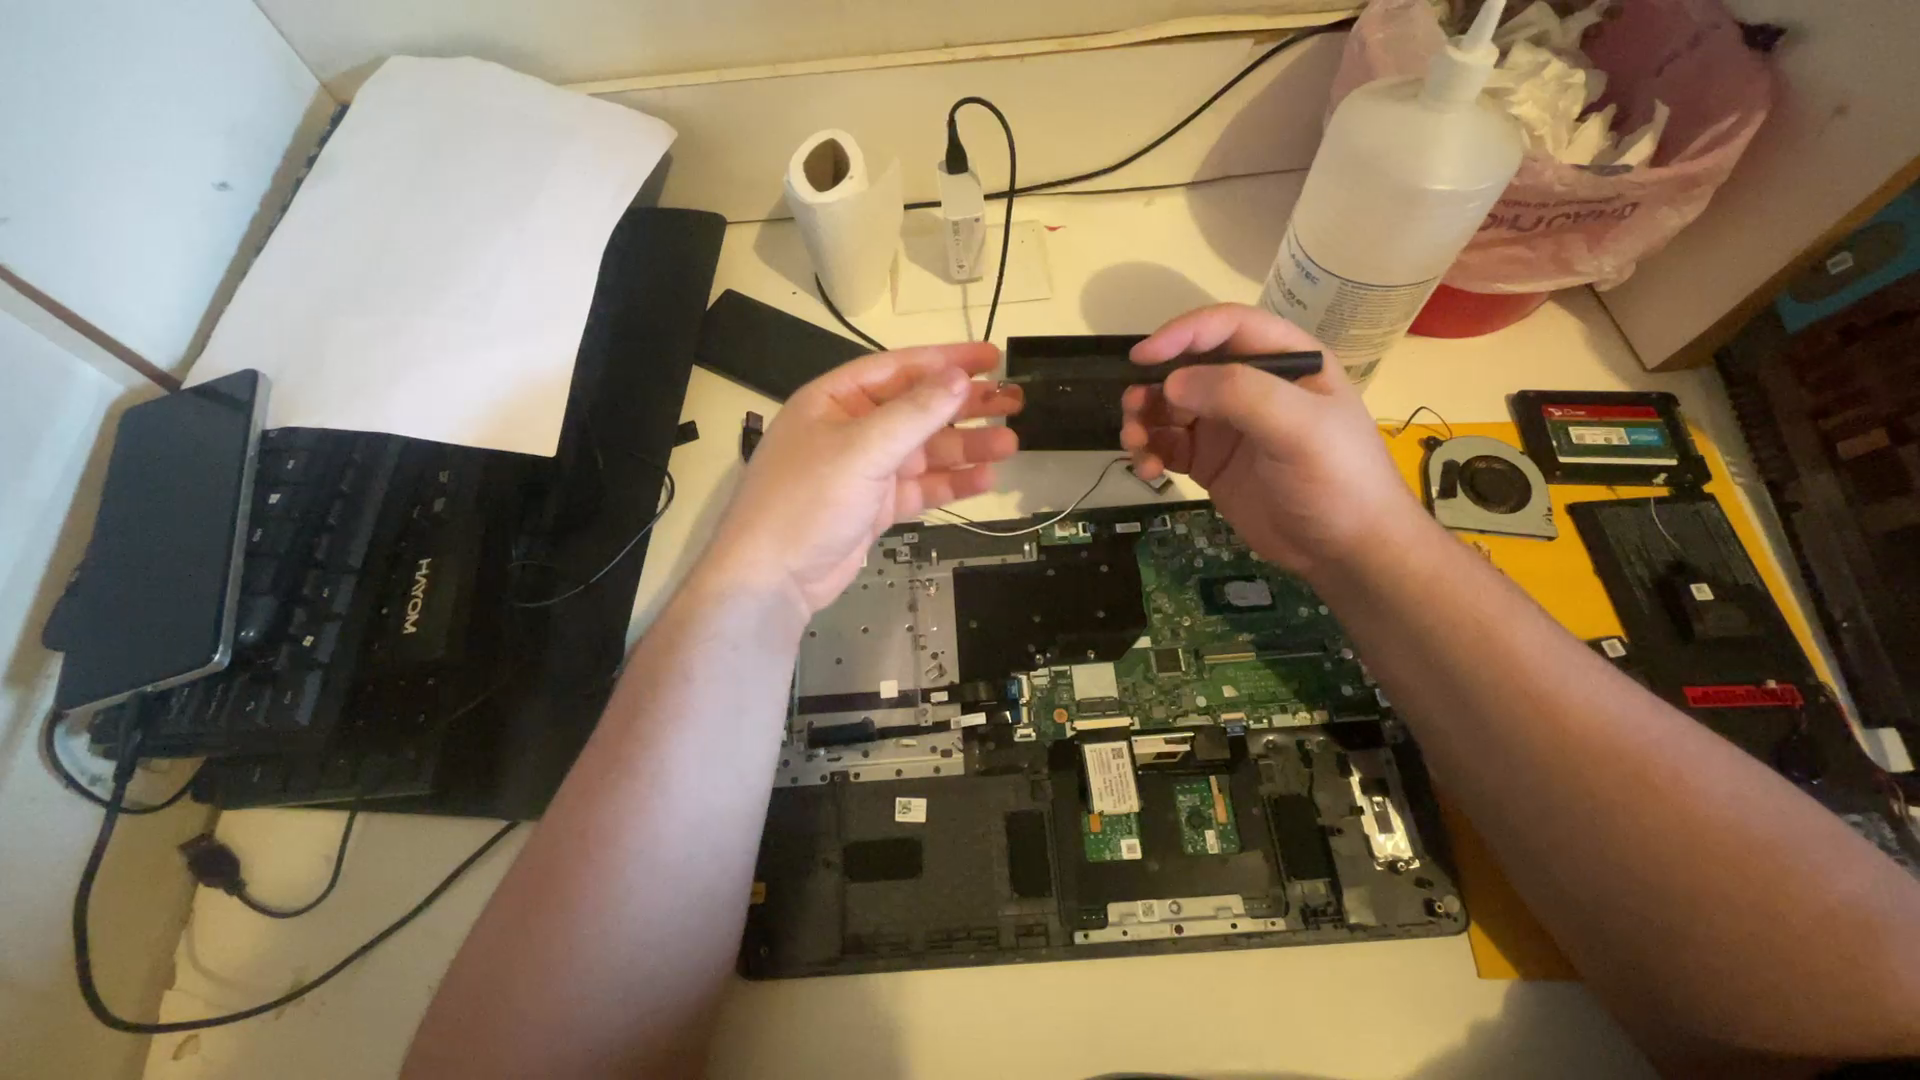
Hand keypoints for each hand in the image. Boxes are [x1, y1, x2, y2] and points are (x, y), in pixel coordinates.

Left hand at [698, 343, 1022, 616]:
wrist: (772, 578)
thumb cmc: (805, 502)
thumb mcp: (861, 449)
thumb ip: (914, 414)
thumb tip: (960, 378)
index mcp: (836, 400)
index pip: (900, 368)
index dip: (947, 361)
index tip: (992, 358)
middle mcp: (852, 429)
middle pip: (918, 409)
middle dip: (965, 406)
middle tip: (1013, 401)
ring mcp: (864, 470)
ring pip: (925, 451)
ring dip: (966, 447)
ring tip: (1010, 443)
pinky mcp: (875, 505)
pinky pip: (921, 487)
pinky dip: (951, 483)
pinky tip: (984, 478)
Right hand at [1120, 304, 1425, 577]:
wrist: (1346, 551)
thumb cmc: (1337, 479)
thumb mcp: (1300, 428)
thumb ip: (1239, 394)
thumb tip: (1171, 382)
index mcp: (1284, 362)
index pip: (1226, 327)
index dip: (1182, 334)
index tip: (1143, 357)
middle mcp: (1251, 386)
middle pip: (1187, 367)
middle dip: (1153, 385)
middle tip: (1133, 411)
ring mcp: (1228, 426)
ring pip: (1169, 407)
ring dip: (1144, 420)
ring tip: (1136, 446)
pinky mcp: (1210, 462)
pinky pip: (1167, 445)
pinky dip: (1149, 452)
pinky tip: (1147, 470)